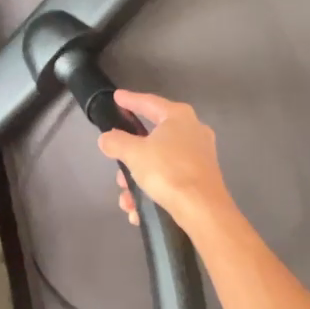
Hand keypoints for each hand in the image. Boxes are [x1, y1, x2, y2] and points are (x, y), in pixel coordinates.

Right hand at [97, 91, 233, 232]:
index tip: (117, 97)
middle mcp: (193, 132)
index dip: (130, 100)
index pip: (149, 103)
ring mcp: (199, 156)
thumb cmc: (167, 171)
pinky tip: (138, 211)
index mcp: (179, 117)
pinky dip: (152, 192)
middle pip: (153, 138)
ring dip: (138, 180)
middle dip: (130, 156)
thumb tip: (106, 138)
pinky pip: (170, 180)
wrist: (202, 209)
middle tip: (116, 166)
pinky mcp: (201, 179)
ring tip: (126, 199)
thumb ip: (116, 142)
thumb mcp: (134, 154)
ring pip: (159, 164)